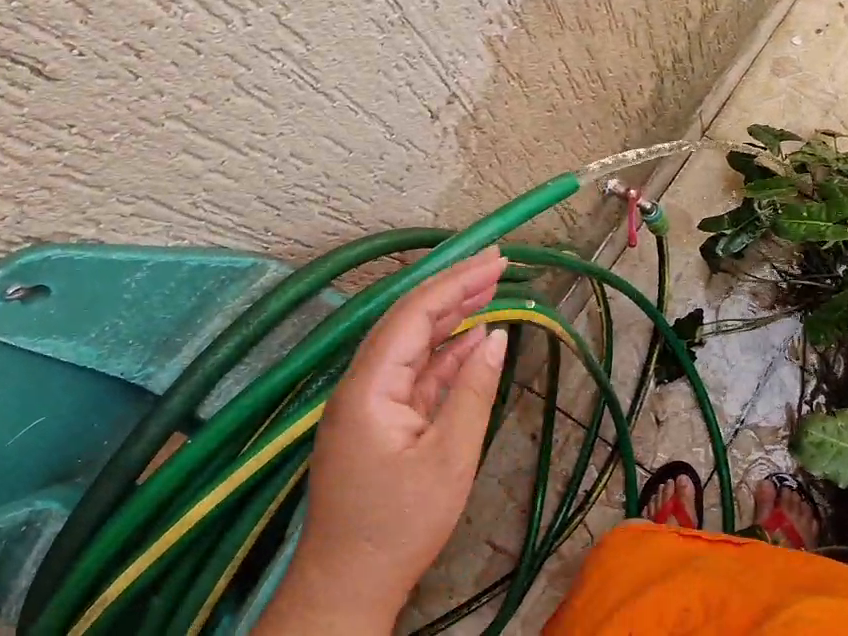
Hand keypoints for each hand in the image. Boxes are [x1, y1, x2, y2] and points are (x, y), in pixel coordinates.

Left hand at [260, 250, 509, 630]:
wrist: (348, 587)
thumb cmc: (400, 526)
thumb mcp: (449, 458)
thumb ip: (473, 390)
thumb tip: (496, 336)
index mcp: (369, 388)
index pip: (413, 315)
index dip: (455, 282)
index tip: (495, 261)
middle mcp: (362, 386)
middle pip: (409, 321)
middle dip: (453, 288)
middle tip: (499, 263)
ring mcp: (370, 404)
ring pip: (413, 344)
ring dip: (452, 316)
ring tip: (492, 288)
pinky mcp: (381, 422)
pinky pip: (416, 374)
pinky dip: (447, 353)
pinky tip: (475, 339)